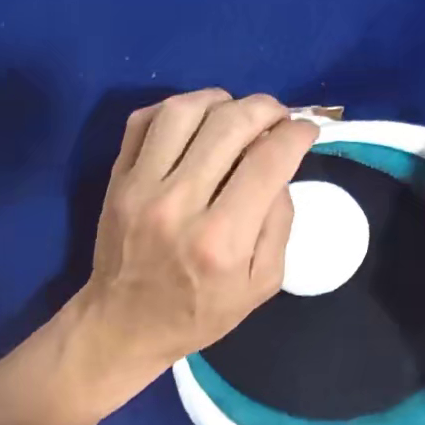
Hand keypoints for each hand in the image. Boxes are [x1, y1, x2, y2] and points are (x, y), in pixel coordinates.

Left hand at [68, 89, 318, 397]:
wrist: (122, 324)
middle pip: (229, 124)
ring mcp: (140, 186)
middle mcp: (178, 204)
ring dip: (221, 100)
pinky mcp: (117, 177)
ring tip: (238, 113)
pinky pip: (144, 120)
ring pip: (183, 111)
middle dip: (266, 108)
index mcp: (221, 240)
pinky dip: (176, 107)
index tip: (307, 130)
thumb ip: (279, 223)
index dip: (297, 134)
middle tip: (279, 116)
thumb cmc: (199, 312)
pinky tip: (196, 121)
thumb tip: (280, 168)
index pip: (268, 161)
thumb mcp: (261, 286)